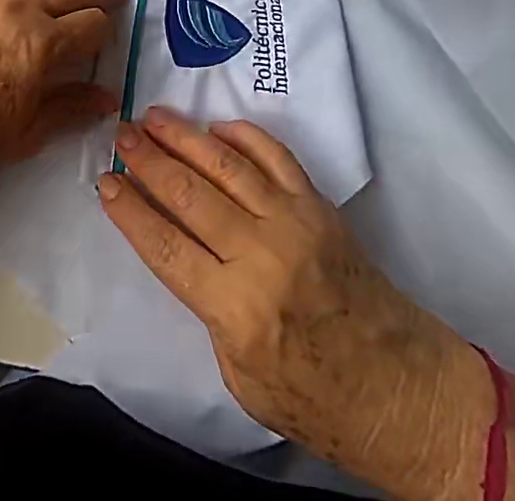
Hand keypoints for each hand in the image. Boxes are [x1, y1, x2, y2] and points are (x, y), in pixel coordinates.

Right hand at [99, 107, 492, 500]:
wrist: (409, 394)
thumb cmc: (316, 398)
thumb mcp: (239, 376)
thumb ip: (207, 309)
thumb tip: (182, 251)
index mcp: (236, 307)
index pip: (165, 245)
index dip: (129, 209)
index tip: (104, 181)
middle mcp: (263, 257)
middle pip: (189, 195)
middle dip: (147, 160)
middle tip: (120, 134)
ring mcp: (297, 227)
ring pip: (228, 168)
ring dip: (185, 137)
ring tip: (153, 116)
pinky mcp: (323, 212)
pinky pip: (278, 160)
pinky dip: (247, 137)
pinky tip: (218, 125)